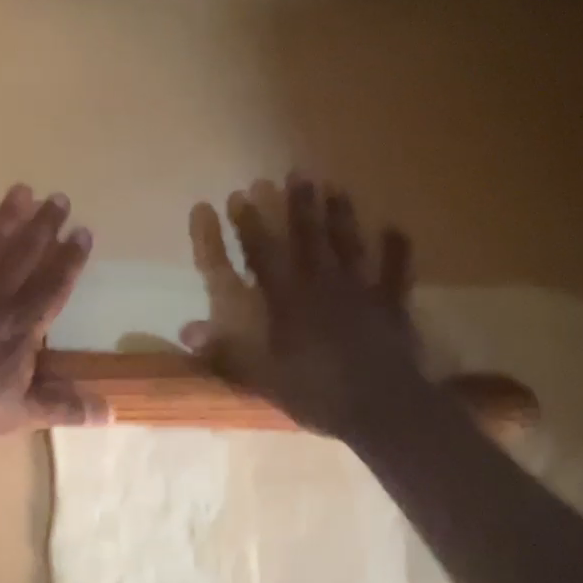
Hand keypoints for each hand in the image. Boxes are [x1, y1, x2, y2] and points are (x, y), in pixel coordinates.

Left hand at [0, 184, 108, 437]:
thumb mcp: (22, 411)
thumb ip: (65, 407)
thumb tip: (112, 414)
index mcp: (23, 323)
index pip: (55, 284)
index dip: (71, 258)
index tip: (83, 231)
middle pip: (26, 254)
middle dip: (45, 225)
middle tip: (59, 197)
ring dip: (6, 216)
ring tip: (20, 189)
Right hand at [184, 175, 427, 441]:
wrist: (384, 410)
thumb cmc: (318, 393)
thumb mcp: (262, 378)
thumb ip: (225, 353)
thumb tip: (185, 331)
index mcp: (287, 300)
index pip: (263, 254)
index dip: (249, 224)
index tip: (240, 195)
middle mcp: (322, 285)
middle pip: (309, 237)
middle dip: (300, 204)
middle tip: (297, 173)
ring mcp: (361, 292)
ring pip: (349, 245)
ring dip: (342, 215)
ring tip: (336, 187)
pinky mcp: (392, 306)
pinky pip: (395, 273)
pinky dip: (396, 250)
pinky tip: (395, 228)